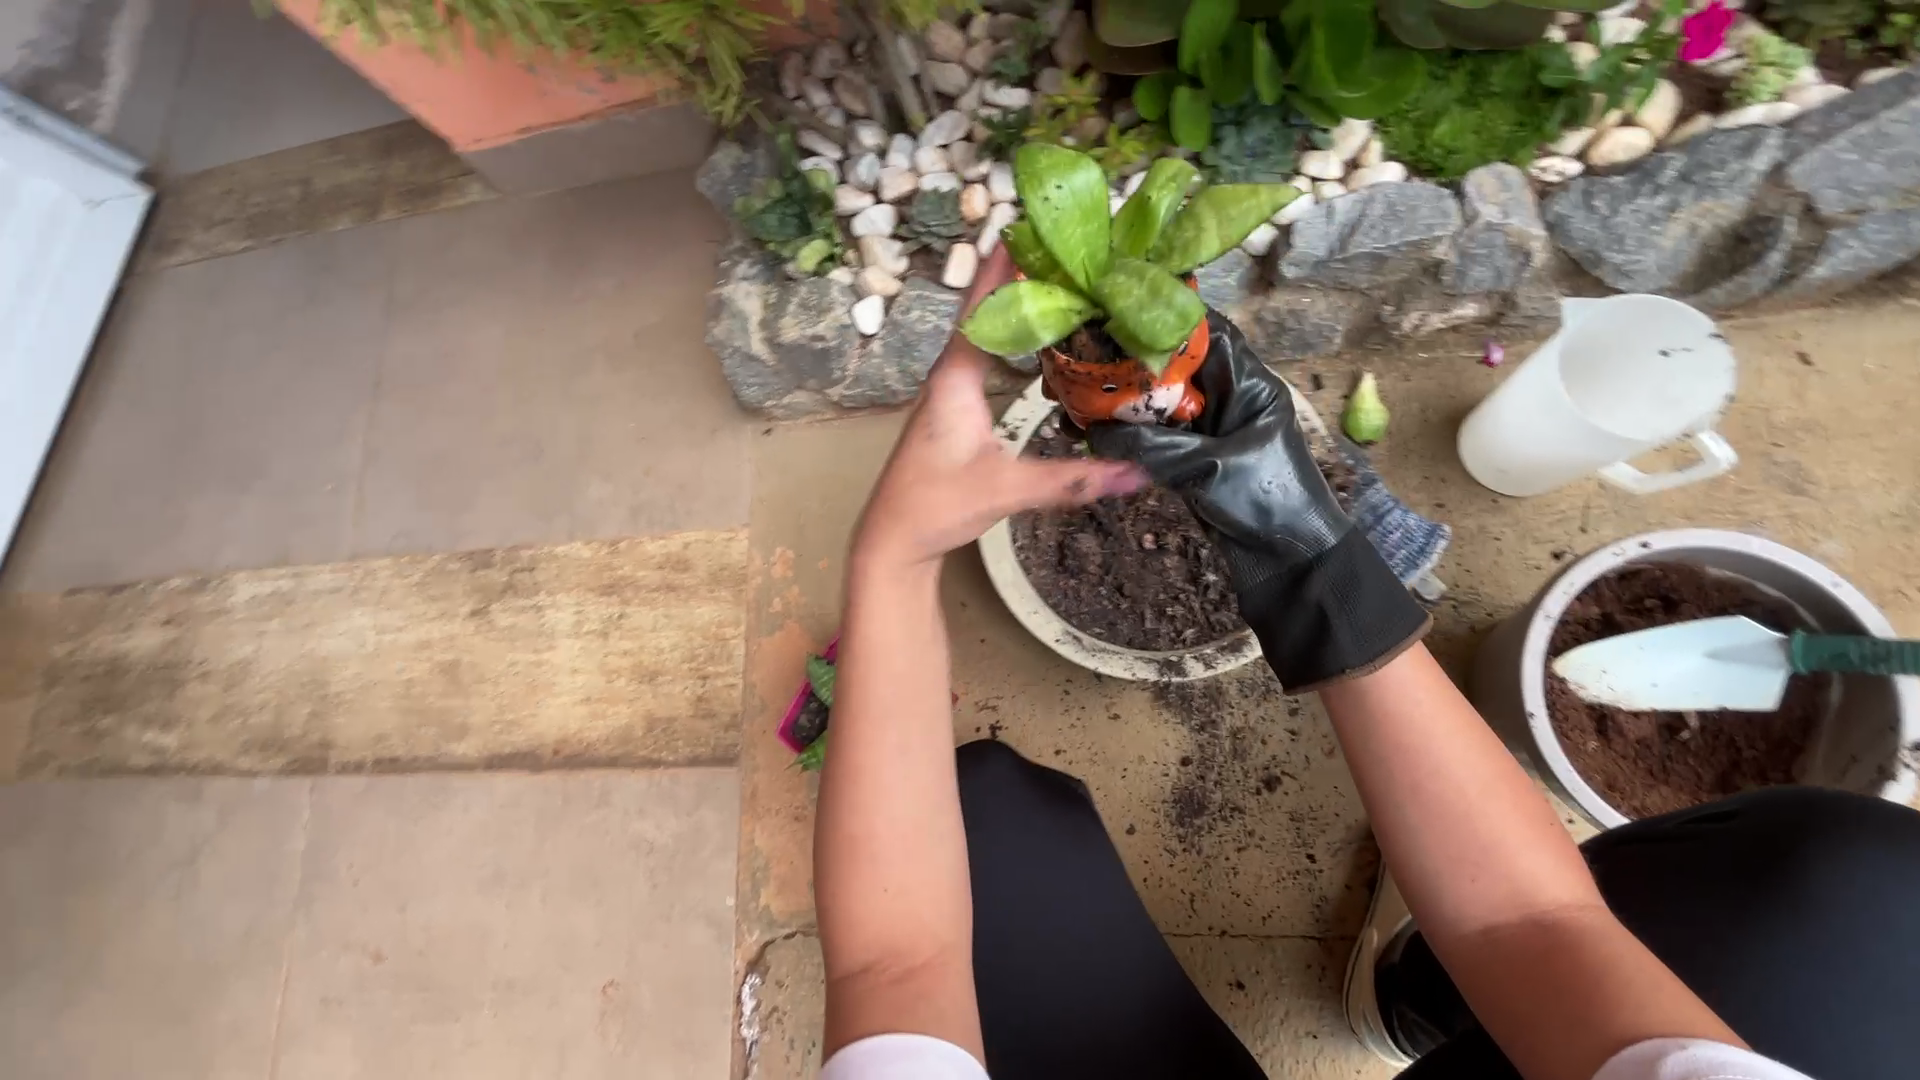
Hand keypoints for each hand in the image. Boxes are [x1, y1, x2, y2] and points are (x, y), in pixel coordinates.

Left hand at [851, 247, 1147, 572]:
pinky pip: (987, 358)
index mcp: (954, 379)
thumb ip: (1073, 480)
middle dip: (1020, 276)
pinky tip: (1037, 337)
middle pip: (985, 311)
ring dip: (1016, 305)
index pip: (981, 307)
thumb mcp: (1007, 490)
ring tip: (1057, 276)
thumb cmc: (935, 507)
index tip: (1031, 223)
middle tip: (1065, 246)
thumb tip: (1138, 474)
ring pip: (986, 335)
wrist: (893, 541)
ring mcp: (949, 392)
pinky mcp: (955, 410)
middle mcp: (949, 376)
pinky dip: (1012, 338)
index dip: (1004, 265)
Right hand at [1087, 312, 1428, 690]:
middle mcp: (1228, 396)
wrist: (1288, 559)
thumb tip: (1093, 432)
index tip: (1115, 313)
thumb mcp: (1208, 467)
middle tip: (1080, 362)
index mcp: (1248, 384)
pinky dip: (1128, 432)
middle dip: (1128, 361)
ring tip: (1076, 398)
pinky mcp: (1194, 455)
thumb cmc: (1265, 501)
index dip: (1163, 317)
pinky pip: (1156, 433)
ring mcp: (1210, 427)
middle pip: (1174, 364)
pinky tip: (1094, 431)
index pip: (1206, 333)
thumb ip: (1152, 447)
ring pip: (1159, 401)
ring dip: (1122, 400)